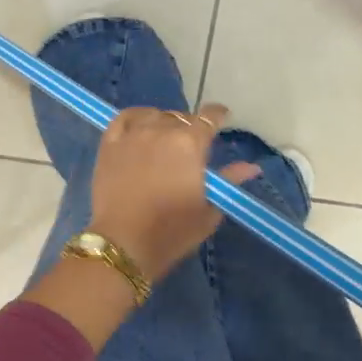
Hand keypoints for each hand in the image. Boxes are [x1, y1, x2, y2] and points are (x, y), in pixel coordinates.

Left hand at [87, 104, 258, 282]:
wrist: (124, 244)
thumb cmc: (172, 231)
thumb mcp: (208, 210)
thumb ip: (229, 181)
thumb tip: (252, 167)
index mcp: (190, 144)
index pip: (209, 118)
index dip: (218, 116)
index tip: (223, 120)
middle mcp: (161, 131)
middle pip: (181, 117)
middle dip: (191, 127)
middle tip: (192, 146)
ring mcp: (133, 135)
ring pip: (154, 116)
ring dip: (164, 122)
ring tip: (166, 138)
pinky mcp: (109, 145)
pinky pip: (124, 118)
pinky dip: (136, 117)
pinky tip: (141, 125)